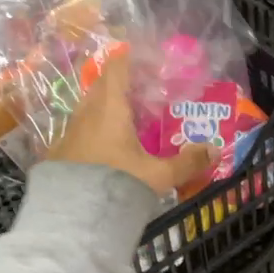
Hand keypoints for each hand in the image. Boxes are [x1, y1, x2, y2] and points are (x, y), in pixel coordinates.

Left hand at [47, 54, 212, 197]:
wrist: (72, 216)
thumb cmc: (117, 185)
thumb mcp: (159, 175)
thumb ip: (188, 162)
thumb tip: (214, 149)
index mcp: (110, 109)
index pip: (117, 68)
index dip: (130, 58)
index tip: (144, 56)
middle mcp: (86, 114)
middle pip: (102, 86)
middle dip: (121, 84)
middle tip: (143, 91)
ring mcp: (69, 133)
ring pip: (89, 109)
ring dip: (107, 109)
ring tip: (128, 120)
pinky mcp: (59, 153)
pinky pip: (80, 131)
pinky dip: (95, 131)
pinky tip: (107, 148)